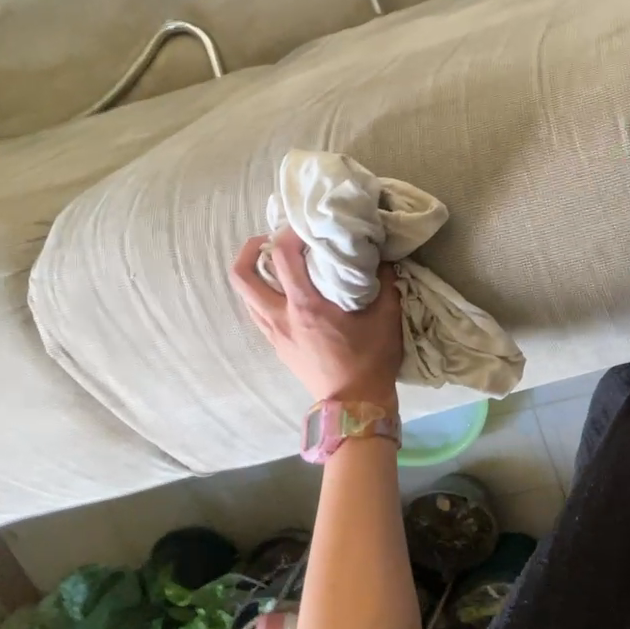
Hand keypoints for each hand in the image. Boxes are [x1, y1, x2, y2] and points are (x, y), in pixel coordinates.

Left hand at [229, 229, 402, 407]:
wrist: (354, 404)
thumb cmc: (371, 360)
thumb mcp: (386, 318)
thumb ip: (384, 284)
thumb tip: (382, 260)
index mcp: (305, 306)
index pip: (283, 256)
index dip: (290, 232)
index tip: (306, 224)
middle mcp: (280, 316)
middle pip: (242, 275)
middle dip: (251, 250)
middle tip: (270, 239)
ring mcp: (274, 333)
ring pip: (246, 295)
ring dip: (256, 273)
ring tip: (277, 264)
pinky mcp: (277, 346)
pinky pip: (258, 312)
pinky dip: (264, 295)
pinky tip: (285, 293)